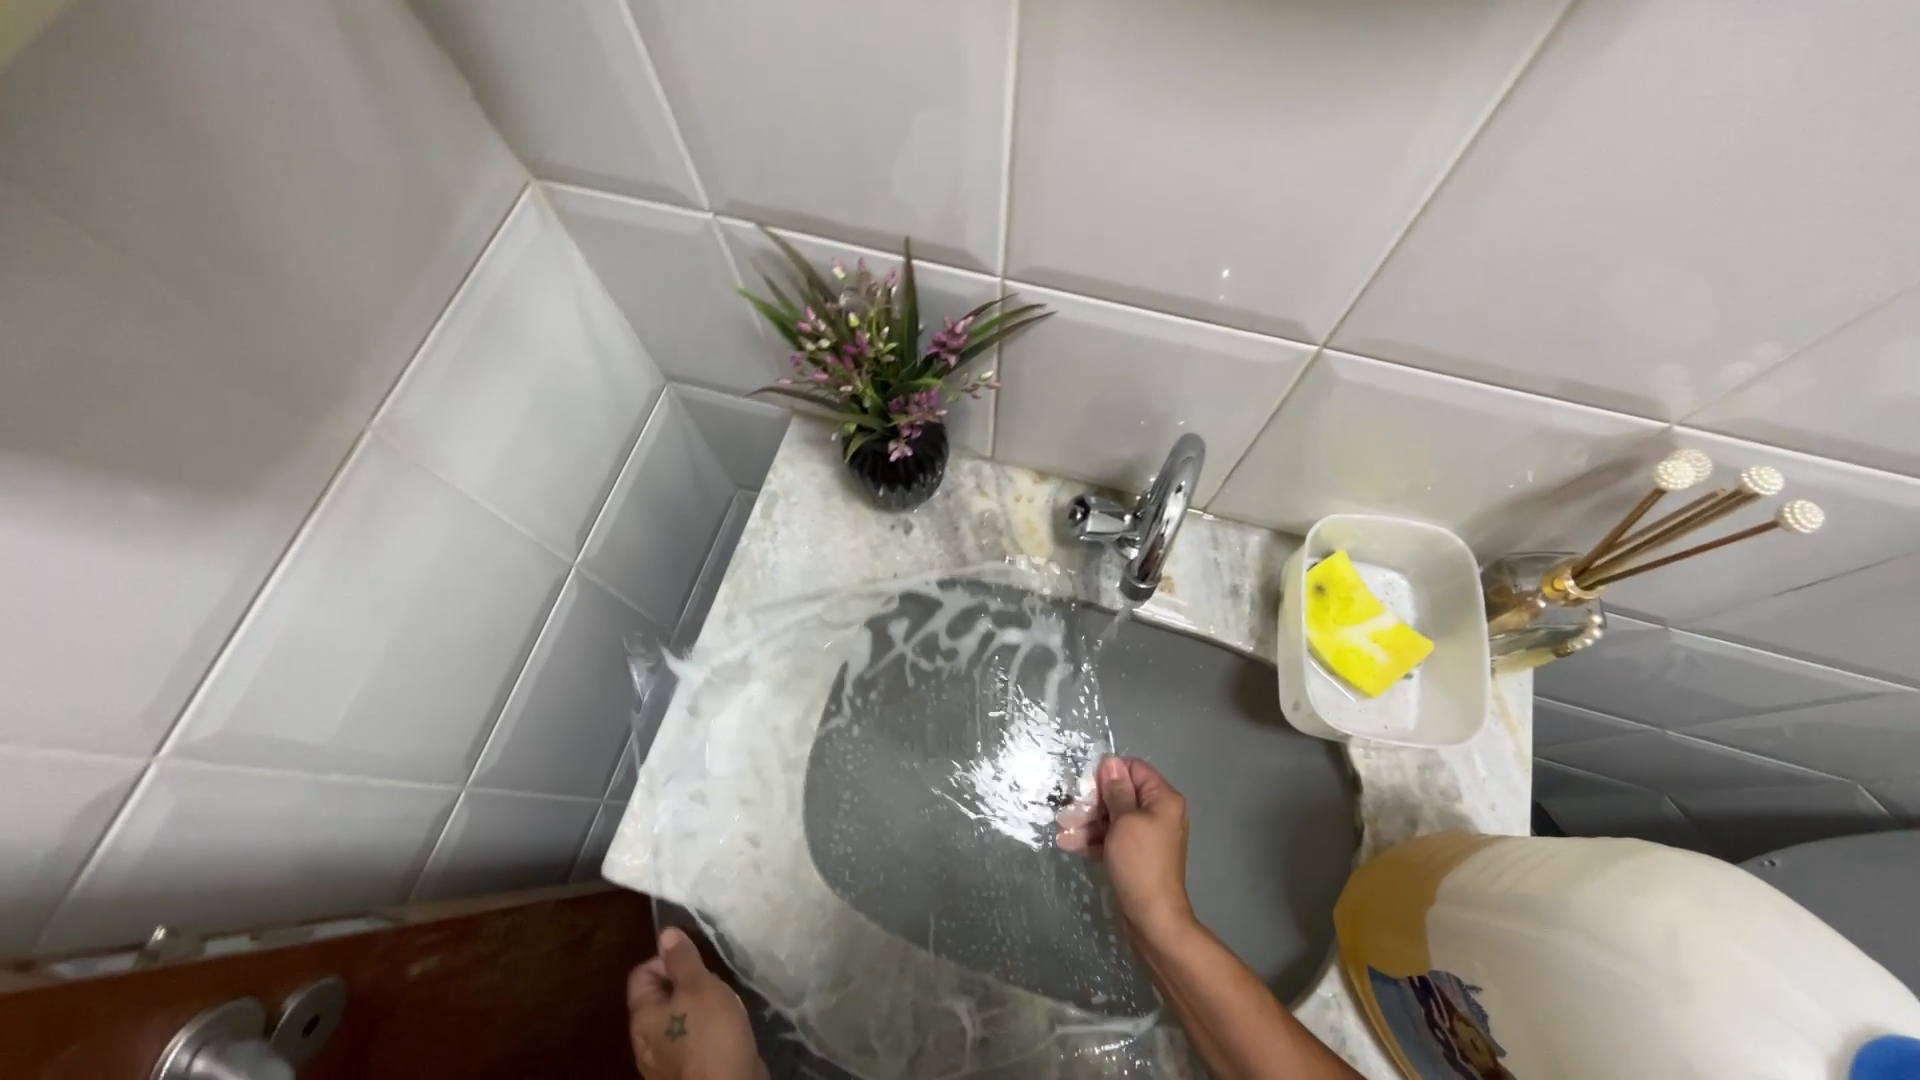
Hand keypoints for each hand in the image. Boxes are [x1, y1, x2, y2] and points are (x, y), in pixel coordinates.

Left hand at [627, 927, 766, 1079]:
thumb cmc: (709, 1034)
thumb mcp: (699, 986)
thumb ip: (682, 959)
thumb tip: (665, 933)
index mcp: (642, 1016)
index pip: (641, 973)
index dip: (666, 960)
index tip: (694, 962)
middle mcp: (646, 1039)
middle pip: (660, 995)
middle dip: (687, 982)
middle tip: (712, 982)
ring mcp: (664, 1059)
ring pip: (677, 1017)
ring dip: (699, 1005)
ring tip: (722, 1003)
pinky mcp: (686, 1070)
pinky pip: (690, 1038)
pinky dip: (705, 1028)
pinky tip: (725, 1027)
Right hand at [1057, 755, 1193, 940]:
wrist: (1152, 917)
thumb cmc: (1139, 863)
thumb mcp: (1124, 821)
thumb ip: (1115, 790)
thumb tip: (1110, 762)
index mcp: (1163, 799)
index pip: (1134, 769)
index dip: (1109, 774)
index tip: (1086, 785)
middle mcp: (1158, 813)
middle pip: (1120, 793)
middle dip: (1092, 802)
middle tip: (1067, 813)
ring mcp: (1146, 835)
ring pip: (1113, 817)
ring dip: (1087, 822)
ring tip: (1062, 831)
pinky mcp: (1135, 854)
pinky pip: (1113, 837)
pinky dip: (1094, 839)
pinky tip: (1071, 845)